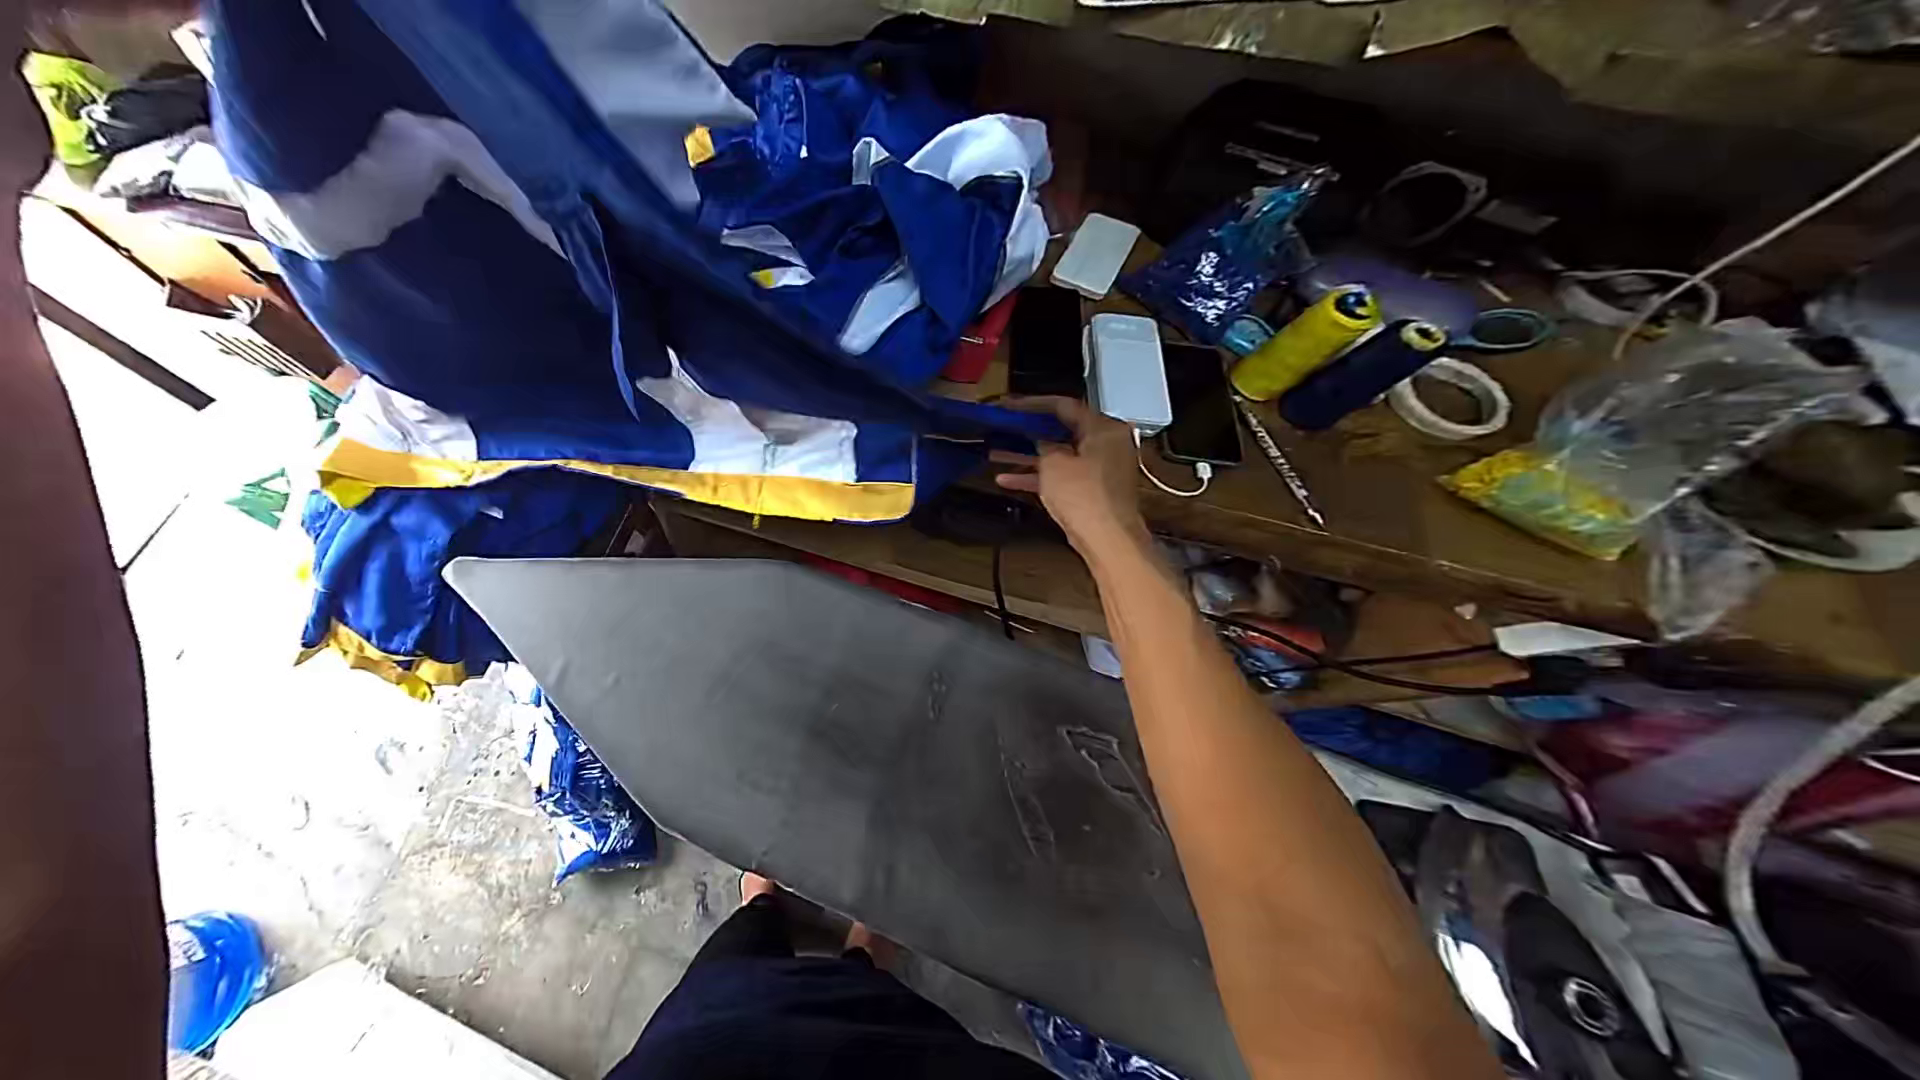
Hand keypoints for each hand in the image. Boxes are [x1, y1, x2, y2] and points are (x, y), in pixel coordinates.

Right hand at [992, 396, 1149, 560]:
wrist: (1108, 540)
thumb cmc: (1084, 495)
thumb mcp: (1053, 463)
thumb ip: (1044, 445)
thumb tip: (1042, 442)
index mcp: (1104, 428)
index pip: (1064, 405)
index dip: (1032, 404)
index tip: (1010, 405)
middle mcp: (1108, 444)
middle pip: (1063, 430)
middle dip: (1029, 431)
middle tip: (1006, 426)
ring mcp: (1102, 469)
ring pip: (1060, 455)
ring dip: (1029, 456)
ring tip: (998, 452)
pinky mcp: (1094, 491)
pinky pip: (1063, 476)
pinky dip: (1040, 477)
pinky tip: (1008, 480)